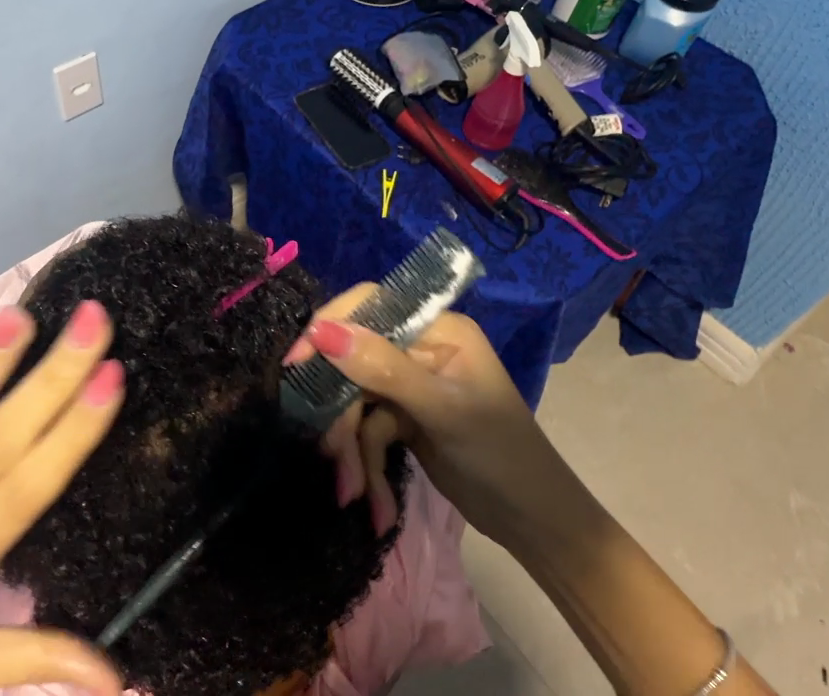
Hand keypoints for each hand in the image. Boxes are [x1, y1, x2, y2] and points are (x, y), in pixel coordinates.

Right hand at [289, 286, 548, 544]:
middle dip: (343, 419)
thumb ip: (382, 368)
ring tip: (357, 496)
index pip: (370, 306)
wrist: (534, 521)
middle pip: (354, 364)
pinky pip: (367, 431)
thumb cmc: (501, 455)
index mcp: (439, 330)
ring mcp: (410, 384)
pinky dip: (366, 465)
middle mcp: (420, 348)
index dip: (329, 328)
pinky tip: (374, 504)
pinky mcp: (402, 418)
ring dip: (353, 452)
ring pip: (355, 403)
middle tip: (335, 463)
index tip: (295, 364)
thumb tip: (321, 330)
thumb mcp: (441, 411)